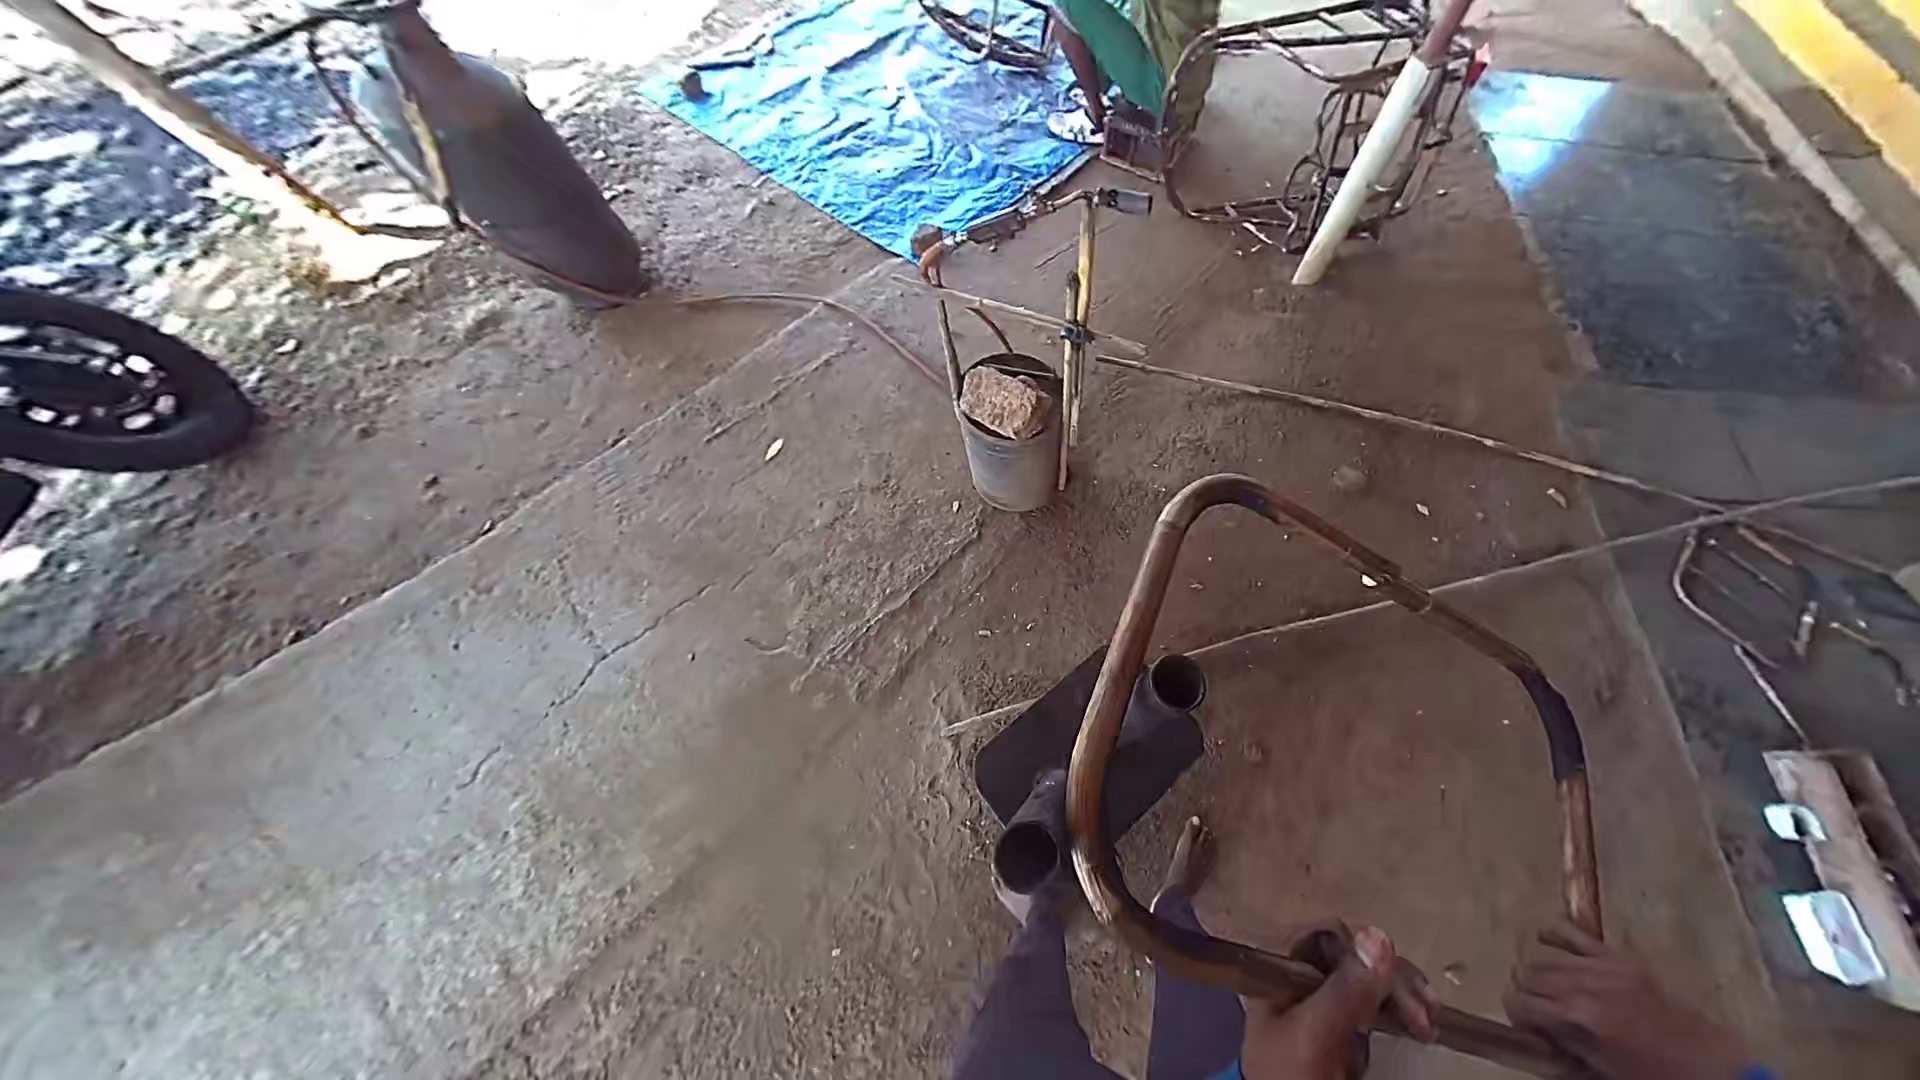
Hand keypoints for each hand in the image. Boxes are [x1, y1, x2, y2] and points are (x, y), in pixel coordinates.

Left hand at [1241, 925, 1436, 1079]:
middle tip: (1424, 1016)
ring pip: (1366, 976)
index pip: (1324, 934)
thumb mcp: (1313, 1036)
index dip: (1364, 955)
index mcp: (1276, 965)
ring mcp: (1317, 999)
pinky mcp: (1338, 1026)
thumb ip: (1344, 990)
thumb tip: (1378, 935)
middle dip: (1390, 977)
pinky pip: (1372, 1003)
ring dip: (1402, 993)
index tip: (1395, 989)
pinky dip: (1399, 1009)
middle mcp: (1295, 973)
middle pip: (1350, 954)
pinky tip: (1422, 1026)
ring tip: (1428, 1023)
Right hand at [1505, 922, 1749, 1079]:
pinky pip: (1567, 931)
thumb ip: (1560, 1046)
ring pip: (1541, 956)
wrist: (1720, 1075)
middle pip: (1526, 975)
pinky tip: (1555, 949)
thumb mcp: (1603, 1073)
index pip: (1517, 1001)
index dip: (1519, 1016)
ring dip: (1542, 973)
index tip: (1531, 1027)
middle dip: (1530, 995)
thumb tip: (1531, 1031)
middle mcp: (1581, 987)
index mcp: (1578, 1019)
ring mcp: (1600, 968)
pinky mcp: (1616, 958)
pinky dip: (1554, 937)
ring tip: (1556, 990)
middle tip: (1546, 1013)